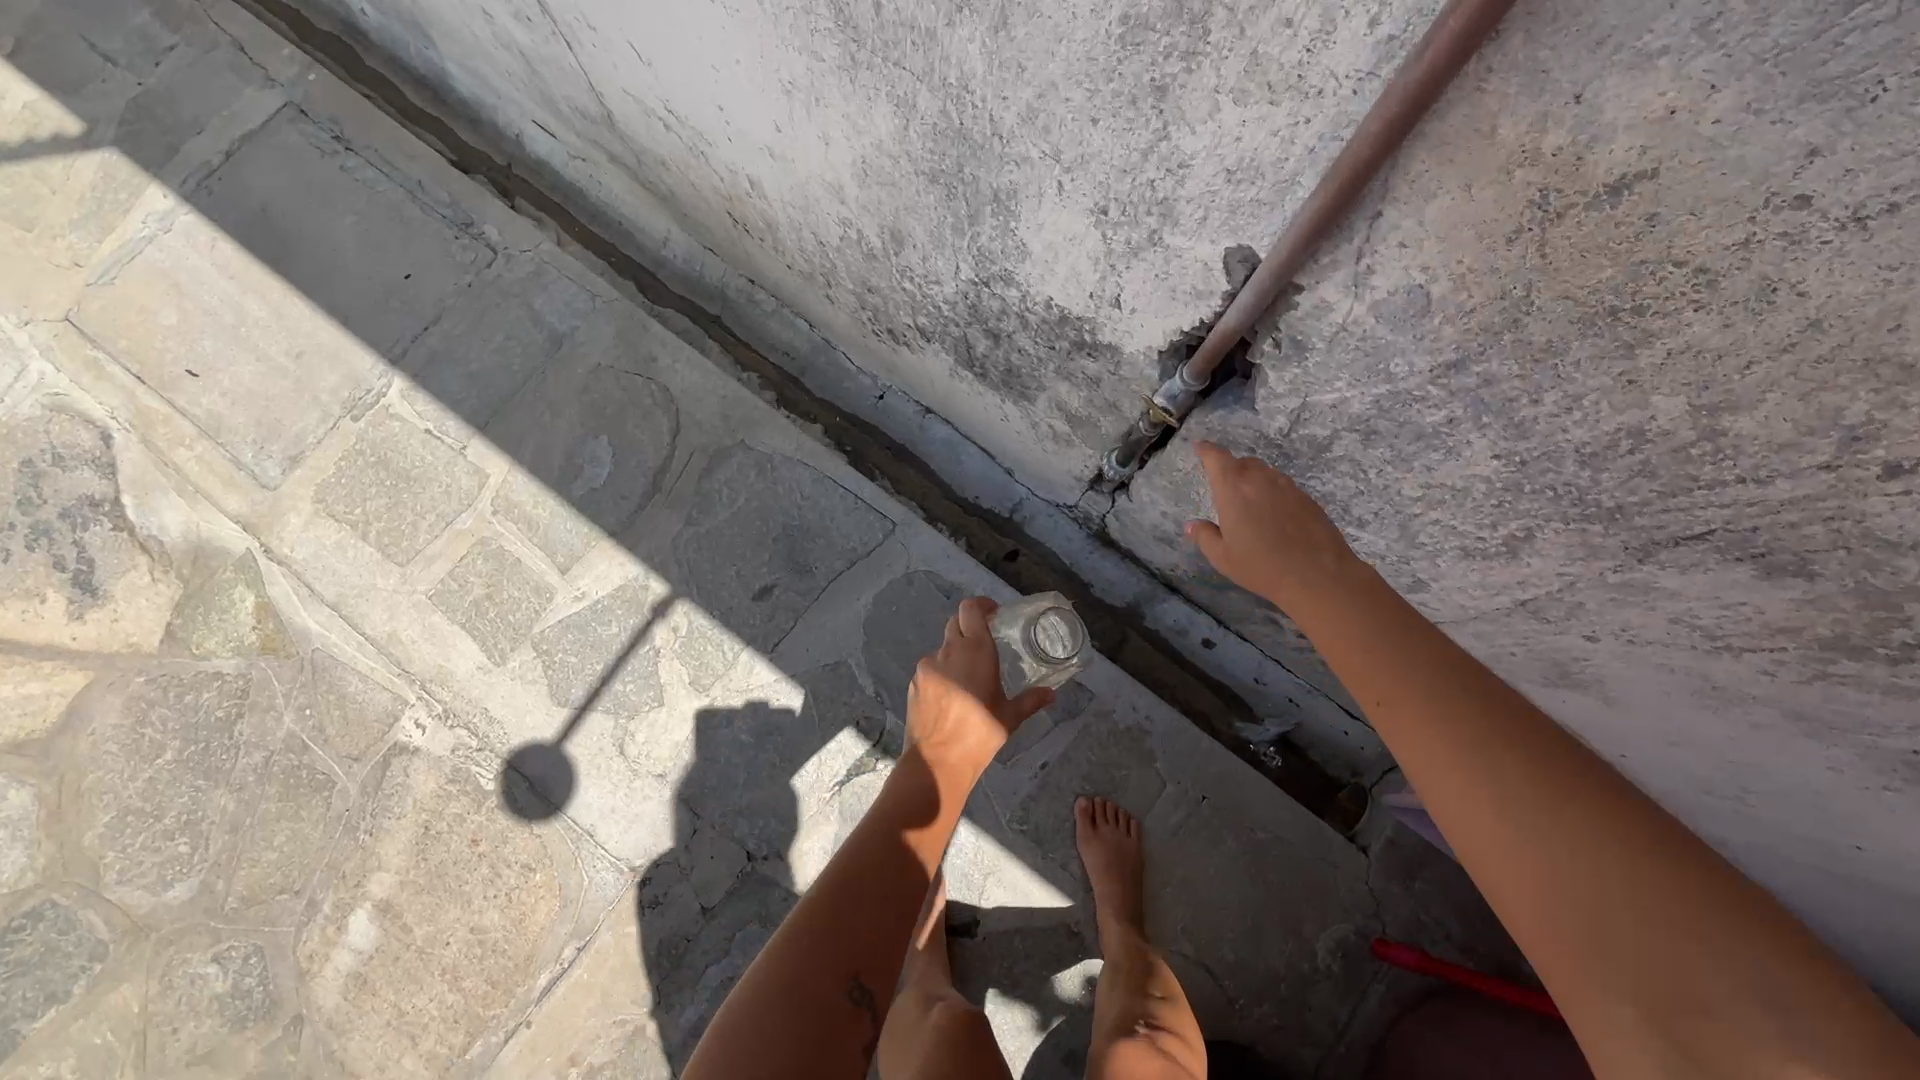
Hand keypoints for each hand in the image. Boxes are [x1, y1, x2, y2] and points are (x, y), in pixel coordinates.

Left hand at [906, 597, 1054, 782]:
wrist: (937, 760)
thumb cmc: (980, 734)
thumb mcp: (1010, 716)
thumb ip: (1031, 700)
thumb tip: (1051, 694)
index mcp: (976, 650)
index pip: (971, 609)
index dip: (981, 605)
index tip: (993, 613)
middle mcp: (949, 650)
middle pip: (956, 623)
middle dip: (970, 627)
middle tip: (985, 643)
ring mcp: (927, 666)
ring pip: (943, 648)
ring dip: (956, 654)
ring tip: (969, 678)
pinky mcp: (915, 682)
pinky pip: (932, 668)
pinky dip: (943, 673)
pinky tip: (952, 696)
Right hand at [1186, 441, 1366, 609]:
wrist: (1317, 575)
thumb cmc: (1261, 566)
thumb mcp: (1223, 557)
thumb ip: (1204, 537)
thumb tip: (1192, 525)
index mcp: (1234, 488)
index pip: (1217, 458)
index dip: (1206, 450)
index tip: (1200, 447)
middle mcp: (1260, 479)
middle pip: (1243, 463)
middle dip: (1230, 469)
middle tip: (1224, 488)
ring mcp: (1287, 487)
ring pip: (1265, 473)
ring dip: (1254, 481)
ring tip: (1250, 504)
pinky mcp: (1307, 498)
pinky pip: (1283, 488)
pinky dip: (1273, 494)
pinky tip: (1274, 517)